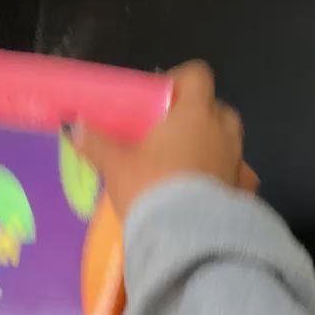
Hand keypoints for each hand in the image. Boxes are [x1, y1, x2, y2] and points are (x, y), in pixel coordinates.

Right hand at [70, 60, 259, 217]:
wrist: (186, 239)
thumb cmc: (151, 188)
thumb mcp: (117, 166)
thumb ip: (97, 143)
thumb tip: (74, 126)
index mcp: (194, 113)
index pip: (198, 75)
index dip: (181, 79)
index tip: (162, 96)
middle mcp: (222, 132)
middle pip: (218, 109)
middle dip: (200, 115)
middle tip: (173, 133)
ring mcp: (236, 162)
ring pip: (230, 142)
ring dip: (213, 145)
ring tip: (188, 163)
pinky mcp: (241, 193)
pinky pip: (238, 177)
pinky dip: (226, 179)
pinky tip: (210, 191)